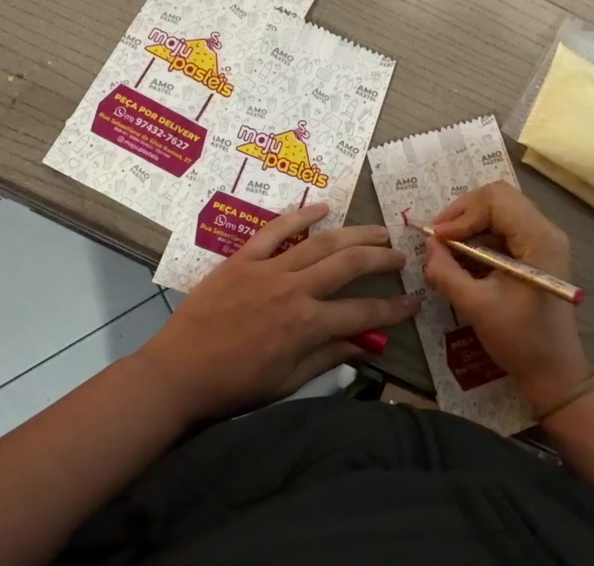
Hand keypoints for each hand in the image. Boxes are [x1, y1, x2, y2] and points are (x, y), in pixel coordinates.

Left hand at [134, 203, 419, 422]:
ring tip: (378, 231)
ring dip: (354, 234)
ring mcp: (268, 269)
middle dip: (381, 259)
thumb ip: (328, 358)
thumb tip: (366, 346)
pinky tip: (322, 207)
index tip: (415, 301)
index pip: (363, 312)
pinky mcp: (243, 259)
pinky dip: (300, 215)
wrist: (178, 373)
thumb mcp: (287, 383)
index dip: (395, 309)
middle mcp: (294, 290)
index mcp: (307, 325)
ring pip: (321, 242)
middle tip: (400, 257)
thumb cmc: (234, 387)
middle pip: (349, 264)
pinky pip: (275, 229)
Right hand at [423, 182, 588, 411]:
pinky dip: (480, 234)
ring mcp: (544, 239)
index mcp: (539, 239)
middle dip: (463, 213)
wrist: (554, 373)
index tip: (437, 239)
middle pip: (498, 198)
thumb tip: (428, 245)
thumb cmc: (520, 341)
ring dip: (470, 222)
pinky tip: (464, 255)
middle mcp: (546, 230)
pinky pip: (505, 226)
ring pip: (500, 209)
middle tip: (438, 237)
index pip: (496, 200)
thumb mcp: (476, 307)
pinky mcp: (538, 251)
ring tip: (447, 246)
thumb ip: (446, 272)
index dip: (462, 214)